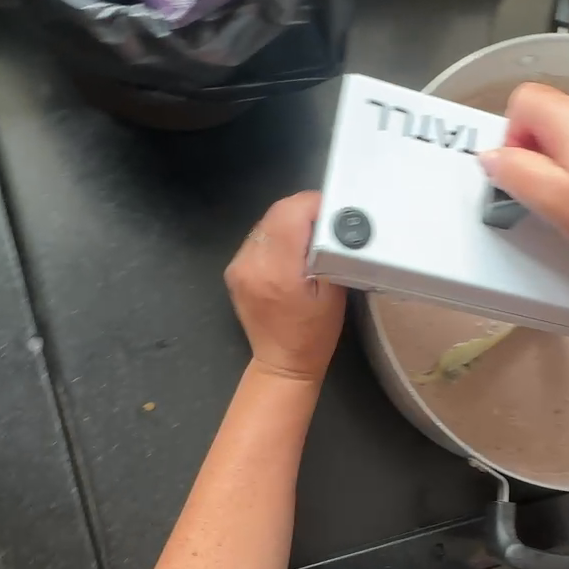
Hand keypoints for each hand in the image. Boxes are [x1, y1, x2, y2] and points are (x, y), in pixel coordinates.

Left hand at [225, 191, 346, 382]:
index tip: (334, 213)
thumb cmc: (314, 334)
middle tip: (326, 225)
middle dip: (303, 212)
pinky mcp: (234, 270)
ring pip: (266, 223)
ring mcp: (238, 266)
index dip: (315, 205)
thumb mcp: (333, 293)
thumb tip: (332, 224)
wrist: (282, 363)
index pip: (292, 212)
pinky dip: (276, 239)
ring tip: (309, 242)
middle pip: (277, 213)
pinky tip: (289, 255)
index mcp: (278, 269)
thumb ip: (330, 254)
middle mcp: (252, 262)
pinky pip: (258, 239)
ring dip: (289, 224)